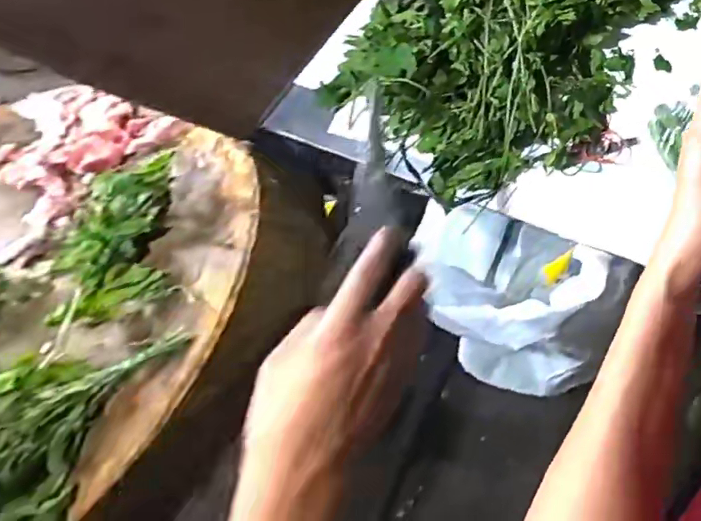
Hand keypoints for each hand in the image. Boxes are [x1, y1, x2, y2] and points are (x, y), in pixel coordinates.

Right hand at [230, 229, 426, 520]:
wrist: (306, 469)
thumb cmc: (279, 415)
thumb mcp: (279, 361)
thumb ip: (311, 326)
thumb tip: (331, 310)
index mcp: (341, 325)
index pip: (368, 271)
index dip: (382, 246)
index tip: (390, 232)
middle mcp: (378, 332)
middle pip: (413, 283)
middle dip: (415, 267)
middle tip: (411, 259)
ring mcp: (397, 355)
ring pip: (421, 309)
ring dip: (416, 297)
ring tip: (409, 292)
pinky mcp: (406, 376)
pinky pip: (418, 338)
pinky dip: (413, 326)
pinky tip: (404, 328)